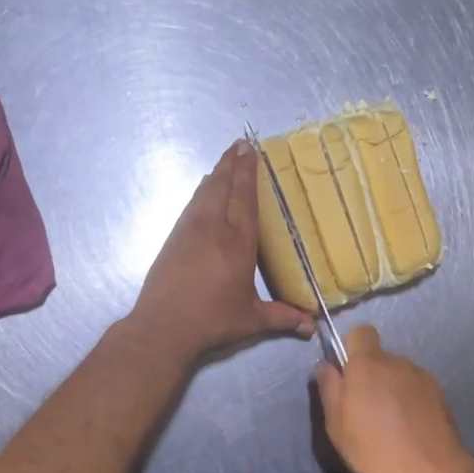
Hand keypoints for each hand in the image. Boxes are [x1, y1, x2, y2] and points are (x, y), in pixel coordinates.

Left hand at [128, 141, 312, 360]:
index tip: (249, 150)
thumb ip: (282, 317)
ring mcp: (189, 231)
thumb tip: (310, 328)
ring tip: (224, 163)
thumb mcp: (251, 320)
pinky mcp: (173, 240)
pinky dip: (200, 193)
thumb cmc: (212, 320)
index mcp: (238, 242)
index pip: (245, 198)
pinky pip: (190, 207)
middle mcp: (213, 228)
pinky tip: (202, 193)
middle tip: (238, 144)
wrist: (163, 326)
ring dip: (215, 175)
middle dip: (231, 164)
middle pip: (222, 186)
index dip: (247, 172)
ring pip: (204, 193)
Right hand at [315, 325, 473, 472]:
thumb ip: (330, 390)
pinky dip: (410, 400)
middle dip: (370, 375)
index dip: (351, 348)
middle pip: (379, 357)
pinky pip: (416, 387)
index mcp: (368, 365)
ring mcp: (422, 376)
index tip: (347, 375)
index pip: (361, 332)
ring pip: (398, 373)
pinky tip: (409, 427)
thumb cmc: (374, 450)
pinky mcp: (440, 393)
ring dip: (391, 388)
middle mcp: (397, 362)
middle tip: (365, 409)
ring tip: (390, 422)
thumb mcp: (337, 426)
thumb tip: (326, 366)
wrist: (431, 472)